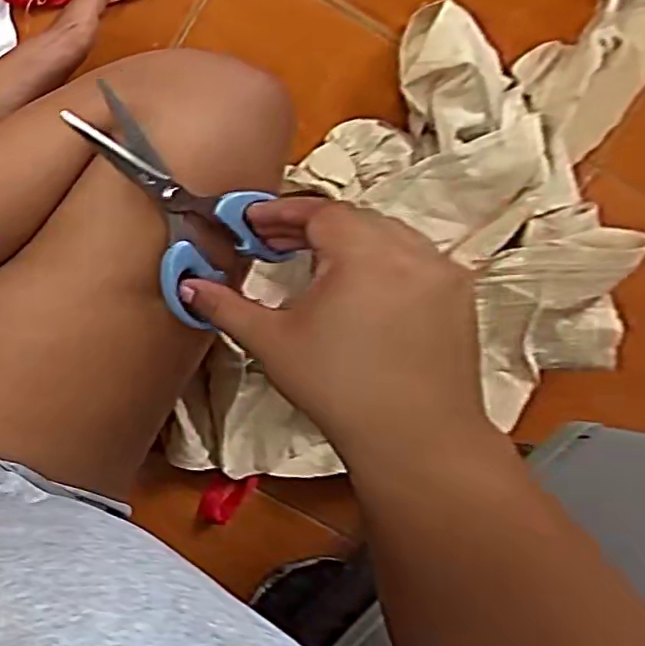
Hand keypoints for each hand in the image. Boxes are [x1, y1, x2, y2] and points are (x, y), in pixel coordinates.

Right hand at [179, 198, 493, 461]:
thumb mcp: (269, 341)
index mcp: (365, 257)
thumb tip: (188, 287)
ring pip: (386, 235)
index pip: (321, 212)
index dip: (281, 211)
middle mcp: (412, 255)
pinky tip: (349, 284)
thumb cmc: (336, 386)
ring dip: (343, 239)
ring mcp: (442, 274)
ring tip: (305, 258)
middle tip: (268, 238)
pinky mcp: (456, 297)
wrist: (412, 433)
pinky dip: (374, 257)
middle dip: (308, 223)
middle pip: (355, 218)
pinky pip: (411, 258)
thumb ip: (225, 306)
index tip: (251, 219)